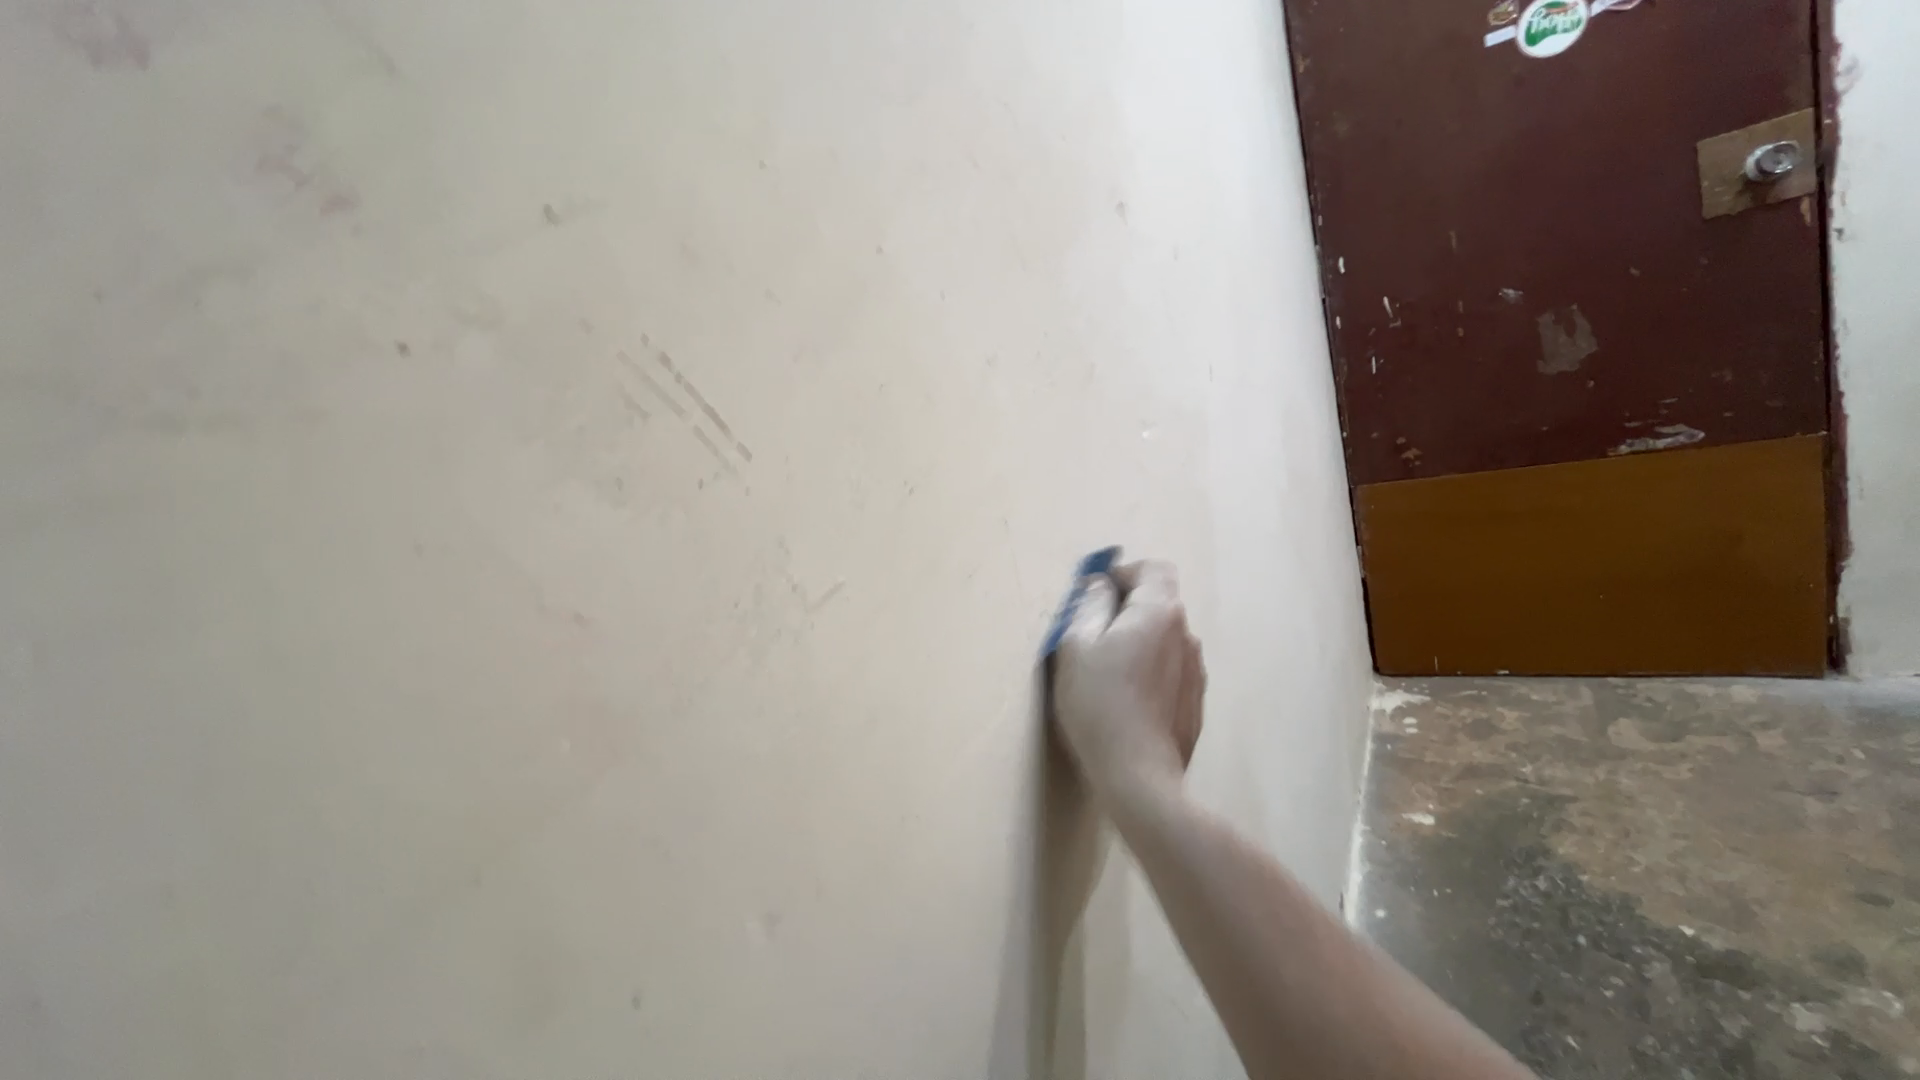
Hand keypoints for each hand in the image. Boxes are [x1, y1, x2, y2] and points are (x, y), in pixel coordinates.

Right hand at [1050, 560, 1205, 798]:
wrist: (1138, 776)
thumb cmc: (1098, 704)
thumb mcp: (1076, 646)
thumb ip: (1089, 604)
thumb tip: (1100, 584)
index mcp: (1160, 612)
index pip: (1153, 569)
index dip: (1124, 573)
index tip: (1095, 595)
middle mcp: (1186, 634)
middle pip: (1160, 603)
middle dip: (1127, 608)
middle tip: (1092, 636)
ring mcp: (1196, 670)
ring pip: (1164, 639)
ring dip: (1140, 642)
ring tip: (1109, 673)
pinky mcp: (1195, 702)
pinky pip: (1170, 669)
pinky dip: (1151, 671)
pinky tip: (1128, 701)